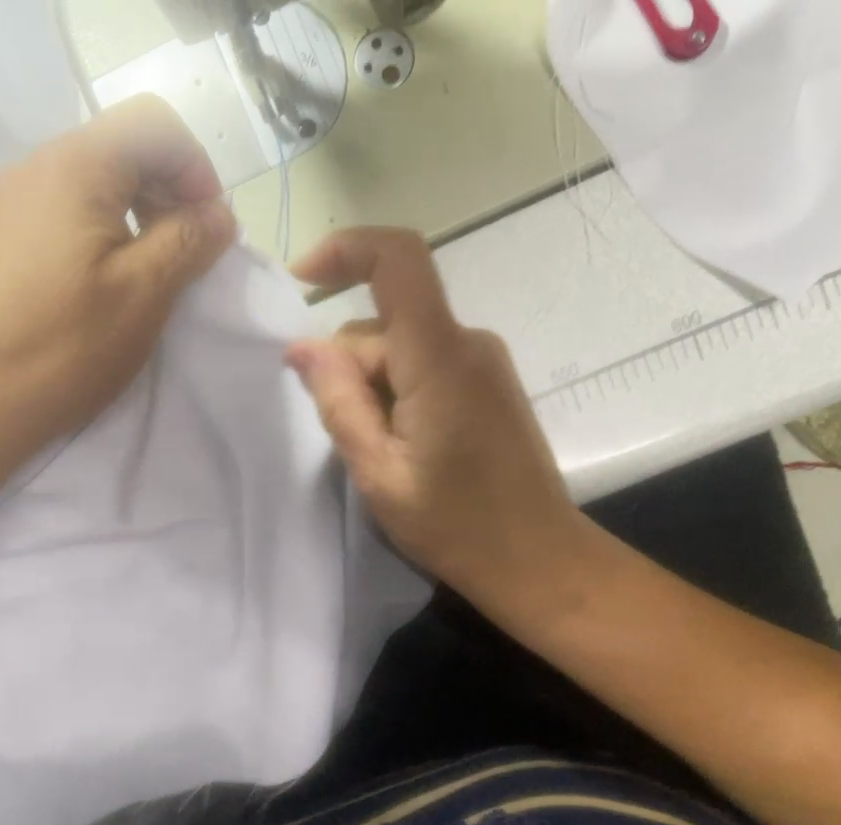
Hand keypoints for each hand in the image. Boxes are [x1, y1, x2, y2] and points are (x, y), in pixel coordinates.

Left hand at [0, 95, 237, 468]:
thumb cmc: (62, 348)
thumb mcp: (144, 294)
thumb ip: (188, 241)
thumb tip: (218, 213)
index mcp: (76, 166)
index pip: (155, 123)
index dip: (197, 167)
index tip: (210, 230)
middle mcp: (37, 168)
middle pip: (124, 147)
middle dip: (171, 192)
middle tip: (190, 256)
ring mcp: (12, 205)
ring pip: (97, 183)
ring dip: (141, 217)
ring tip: (155, 278)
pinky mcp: (2, 242)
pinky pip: (68, 214)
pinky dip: (106, 236)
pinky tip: (110, 290)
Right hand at [285, 228, 584, 605]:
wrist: (538, 558)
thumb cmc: (456, 526)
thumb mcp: (378, 472)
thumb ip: (339, 401)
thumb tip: (303, 346)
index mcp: (440, 357)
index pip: (398, 260)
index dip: (345, 249)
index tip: (302, 280)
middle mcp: (469, 343)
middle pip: (386, 324)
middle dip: (351, 370)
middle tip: (353, 441)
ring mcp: (485, 362)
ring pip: (403, 348)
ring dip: (376, 390)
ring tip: (386, 457)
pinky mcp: (490, 383)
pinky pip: (427, 365)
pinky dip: (400, 394)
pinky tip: (408, 449)